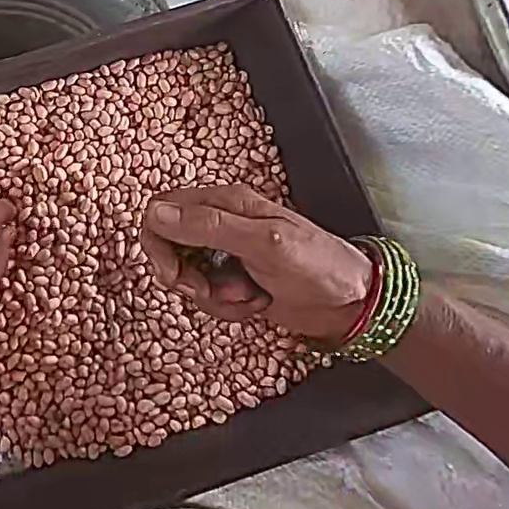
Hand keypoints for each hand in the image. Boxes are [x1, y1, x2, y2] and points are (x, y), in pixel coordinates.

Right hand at [139, 185, 373, 342]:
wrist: (352, 303)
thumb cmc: (317, 265)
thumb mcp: (263, 243)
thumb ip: (209, 226)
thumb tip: (157, 213)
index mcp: (224, 201)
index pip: (162, 210)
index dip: (158, 242)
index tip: (175, 272)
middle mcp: (220, 222)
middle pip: (167, 243)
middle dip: (180, 274)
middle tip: (203, 291)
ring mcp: (226, 252)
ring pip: (185, 273)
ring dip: (209, 295)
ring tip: (245, 297)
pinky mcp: (233, 278)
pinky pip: (206, 294)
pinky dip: (223, 306)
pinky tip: (253, 305)